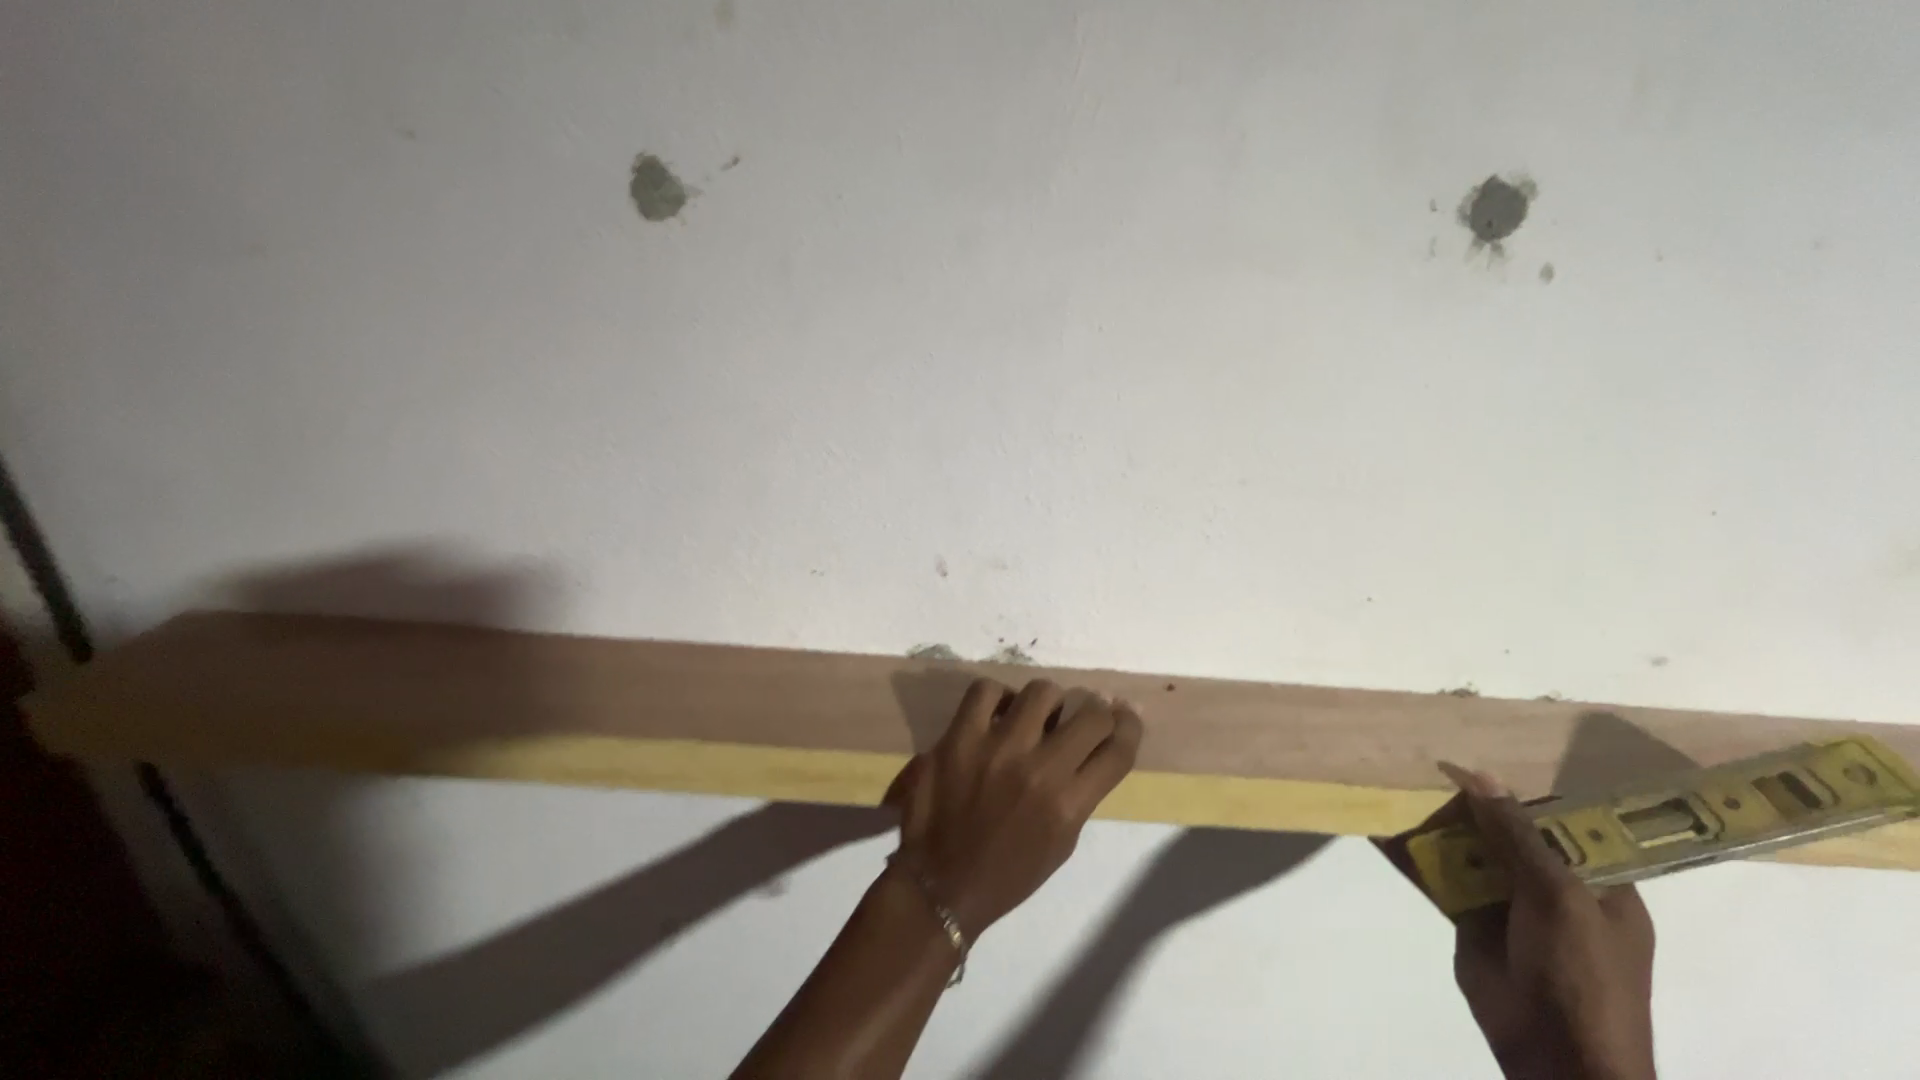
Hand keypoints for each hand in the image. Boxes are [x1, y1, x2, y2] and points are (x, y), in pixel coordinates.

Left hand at [887, 678, 1143, 937]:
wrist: (941, 885)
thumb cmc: (1007, 872)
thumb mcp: (1061, 841)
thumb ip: (1079, 793)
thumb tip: (1095, 746)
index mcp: (1068, 805)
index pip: (1118, 749)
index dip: (1130, 726)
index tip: (1126, 716)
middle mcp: (1039, 770)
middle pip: (1091, 714)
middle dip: (1095, 711)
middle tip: (1083, 714)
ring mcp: (997, 749)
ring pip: (1042, 691)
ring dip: (1047, 702)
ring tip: (1036, 715)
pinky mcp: (958, 739)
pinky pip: (986, 691)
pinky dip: (996, 697)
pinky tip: (996, 714)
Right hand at [1410, 765, 1658, 1079]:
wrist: (1557, 1056)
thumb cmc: (1581, 973)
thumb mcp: (1557, 894)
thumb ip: (1517, 835)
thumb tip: (1480, 776)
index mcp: (1598, 881)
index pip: (1560, 822)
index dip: (1521, 792)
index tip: (1479, 758)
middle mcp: (1554, 887)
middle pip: (1507, 834)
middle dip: (1470, 805)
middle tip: (1426, 763)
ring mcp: (1509, 905)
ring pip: (1470, 854)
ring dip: (1437, 826)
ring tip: (1398, 784)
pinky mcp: (1470, 923)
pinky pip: (1441, 881)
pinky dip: (1413, 858)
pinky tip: (1382, 832)